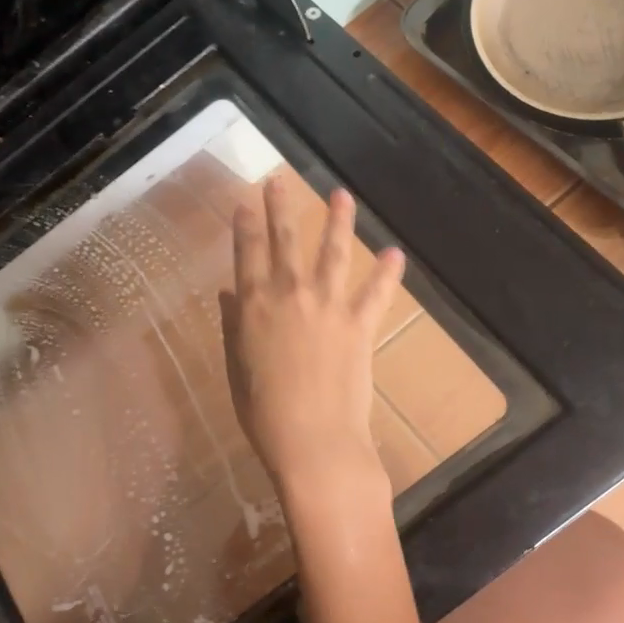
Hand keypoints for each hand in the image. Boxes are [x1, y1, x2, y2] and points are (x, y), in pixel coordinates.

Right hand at [220, 178, 404, 491]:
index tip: (245, 202)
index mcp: (253, 305)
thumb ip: (233, 325)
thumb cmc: (263, 412)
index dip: (245, 224)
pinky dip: (387, 272)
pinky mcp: (360, 325)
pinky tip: (395, 252)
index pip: (246, 252)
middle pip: (285, 239)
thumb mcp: (236, 366)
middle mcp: (289, 293)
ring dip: (337, 220)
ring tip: (341, 194)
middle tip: (279, 181)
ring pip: (333, 252)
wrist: (314, 442)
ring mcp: (327, 305)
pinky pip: (375, 293)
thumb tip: (228, 294)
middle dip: (280, 207)